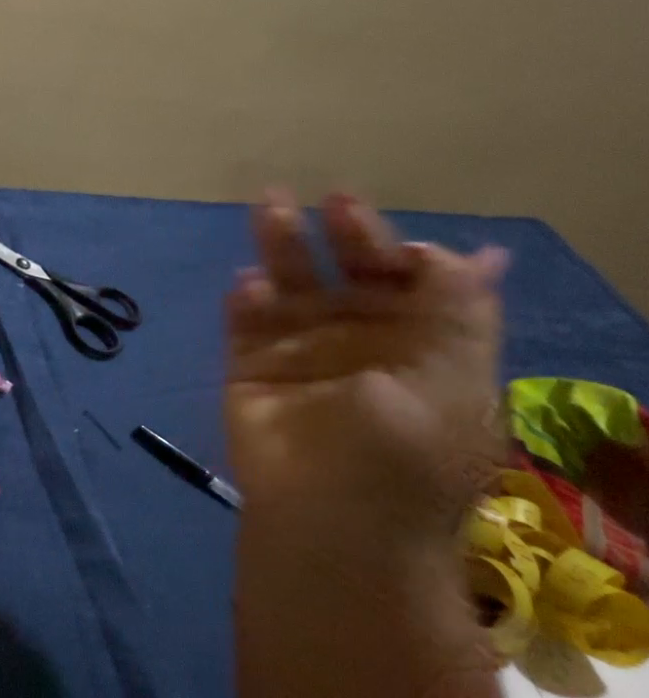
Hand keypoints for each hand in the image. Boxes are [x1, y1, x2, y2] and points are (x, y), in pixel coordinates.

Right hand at [225, 190, 508, 537]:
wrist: (332, 517)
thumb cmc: (407, 454)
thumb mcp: (457, 382)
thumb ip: (458, 312)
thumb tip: (472, 252)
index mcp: (420, 342)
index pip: (409, 276)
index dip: (394, 244)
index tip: (374, 224)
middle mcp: (360, 336)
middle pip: (347, 269)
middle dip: (339, 233)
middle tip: (323, 199)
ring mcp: (301, 347)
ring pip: (290, 282)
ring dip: (280, 244)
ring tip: (268, 206)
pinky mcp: (250, 361)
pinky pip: (246, 318)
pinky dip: (247, 297)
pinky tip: (249, 287)